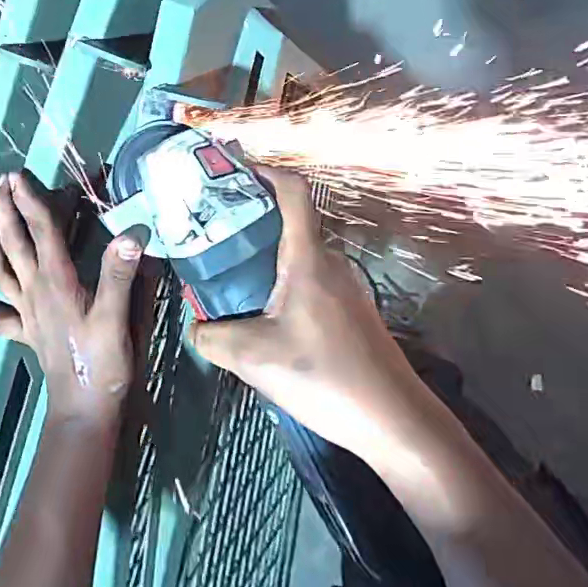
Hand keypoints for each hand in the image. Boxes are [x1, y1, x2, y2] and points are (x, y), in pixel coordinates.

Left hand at [0, 170, 146, 425]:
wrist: (85, 408)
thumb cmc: (104, 360)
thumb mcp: (117, 316)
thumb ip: (119, 274)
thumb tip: (130, 234)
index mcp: (57, 281)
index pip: (41, 231)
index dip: (31, 201)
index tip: (19, 176)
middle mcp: (35, 291)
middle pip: (14, 244)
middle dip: (6, 211)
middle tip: (2, 184)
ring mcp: (27, 312)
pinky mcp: (27, 333)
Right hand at [185, 166, 429, 463]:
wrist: (392, 416)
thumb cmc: (324, 375)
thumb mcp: (254, 358)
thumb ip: (213, 337)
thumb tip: (195, 325)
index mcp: (308, 257)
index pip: (293, 191)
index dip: (263, 170)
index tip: (230, 169)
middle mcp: (329, 261)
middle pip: (290, 218)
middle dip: (252, 212)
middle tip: (212, 223)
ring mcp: (343, 284)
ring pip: (298, 251)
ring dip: (265, 249)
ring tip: (227, 265)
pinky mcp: (348, 308)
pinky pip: (308, 275)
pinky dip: (280, 275)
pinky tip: (260, 307)